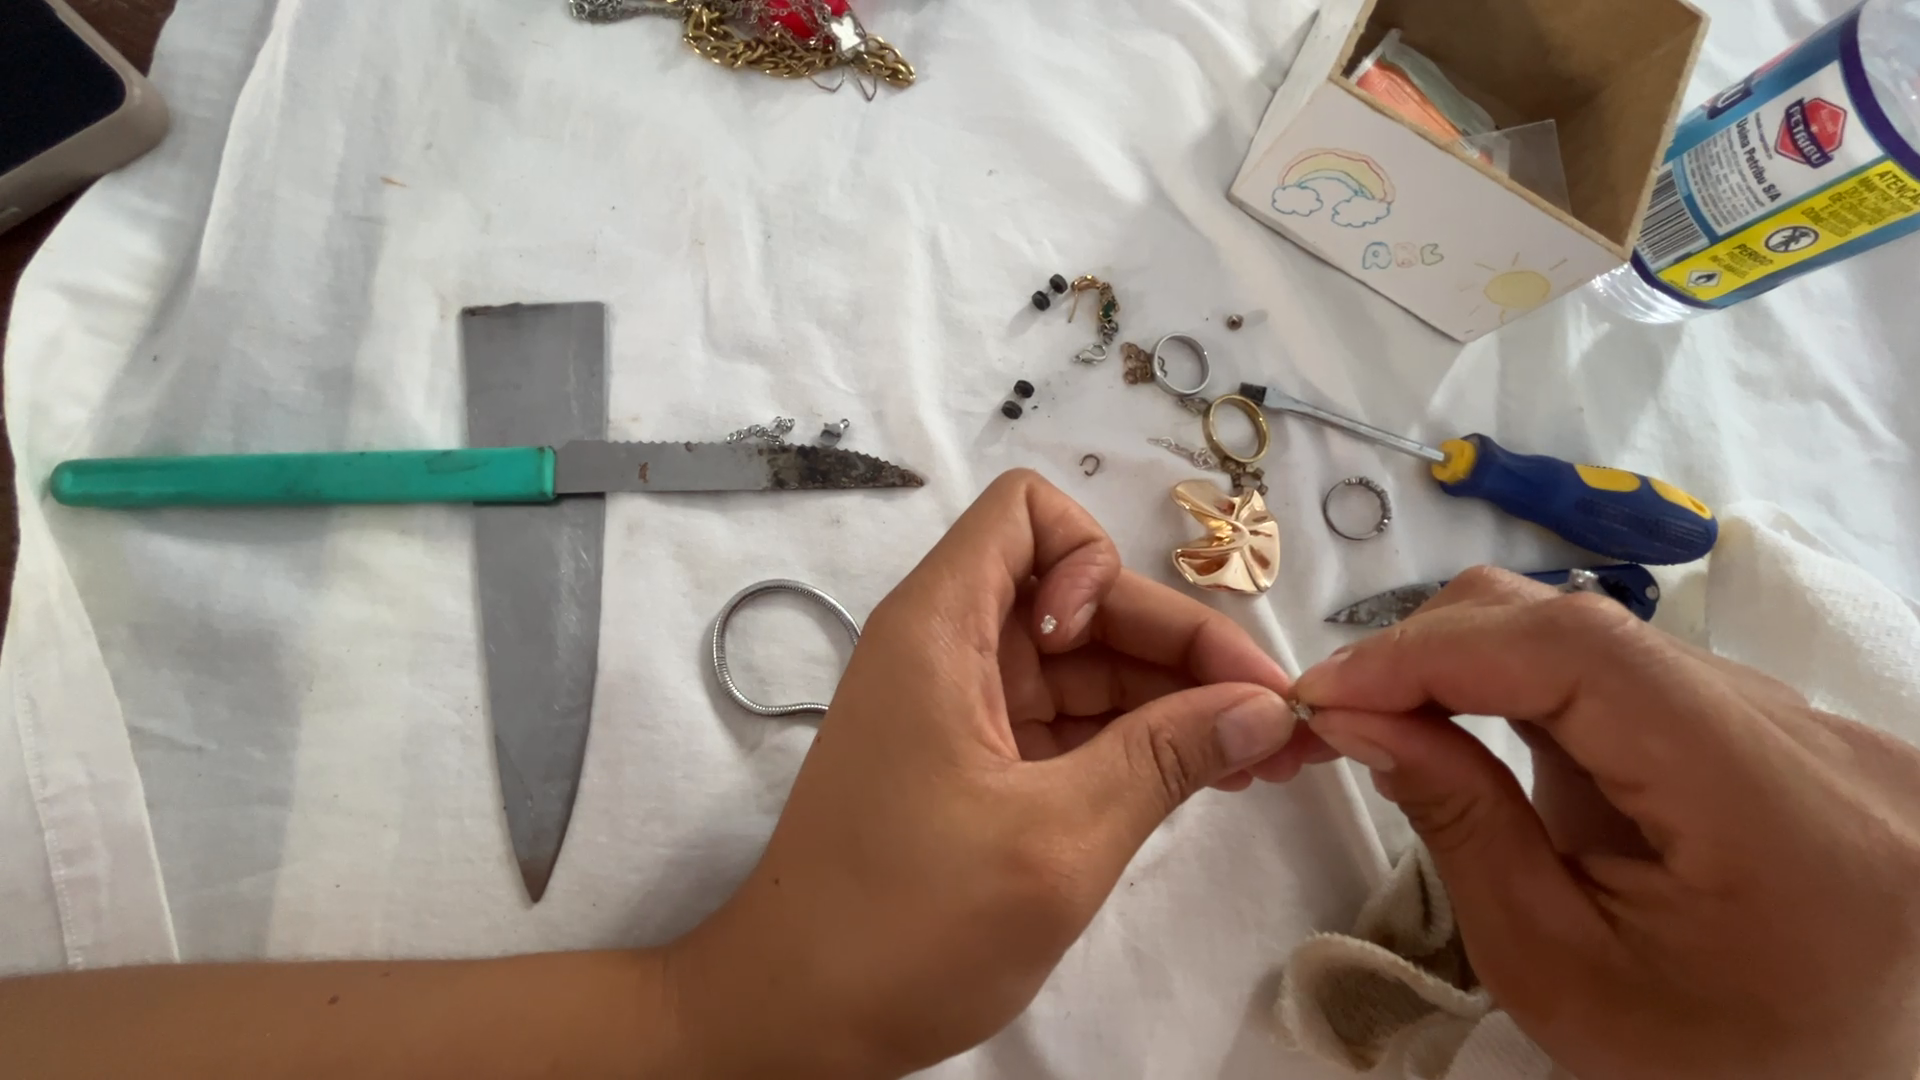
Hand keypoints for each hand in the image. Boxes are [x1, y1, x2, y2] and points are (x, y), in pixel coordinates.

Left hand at [668, 470, 1327, 1076]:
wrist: (800, 1015)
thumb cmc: (910, 922)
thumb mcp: (1057, 839)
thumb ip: (1166, 759)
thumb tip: (1263, 709)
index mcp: (941, 624)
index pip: (1024, 512)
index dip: (1090, 557)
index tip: (1112, 646)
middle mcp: (952, 642)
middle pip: (1081, 595)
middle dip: (1178, 645)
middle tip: (1274, 716)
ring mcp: (967, 698)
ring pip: (1087, 660)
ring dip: (1172, 698)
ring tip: (1263, 757)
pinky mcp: (981, 751)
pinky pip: (1071, 717)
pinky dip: (1135, 739)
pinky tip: (1206, 774)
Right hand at [1292, 567, 1919, 1079]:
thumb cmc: (1688, 1061)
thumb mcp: (1546, 962)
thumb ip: (1453, 817)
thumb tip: (1348, 711)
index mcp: (1791, 822)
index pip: (1584, 656)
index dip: (1434, 649)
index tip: (1328, 690)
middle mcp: (1818, 742)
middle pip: (1577, 625)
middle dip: (1430, 649)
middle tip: (1342, 707)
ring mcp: (1798, 721)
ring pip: (1582, 629)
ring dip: (1458, 659)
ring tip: (1388, 714)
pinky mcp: (1757, 720)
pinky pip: (1602, 659)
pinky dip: (1501, 674)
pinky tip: (1457, 714)